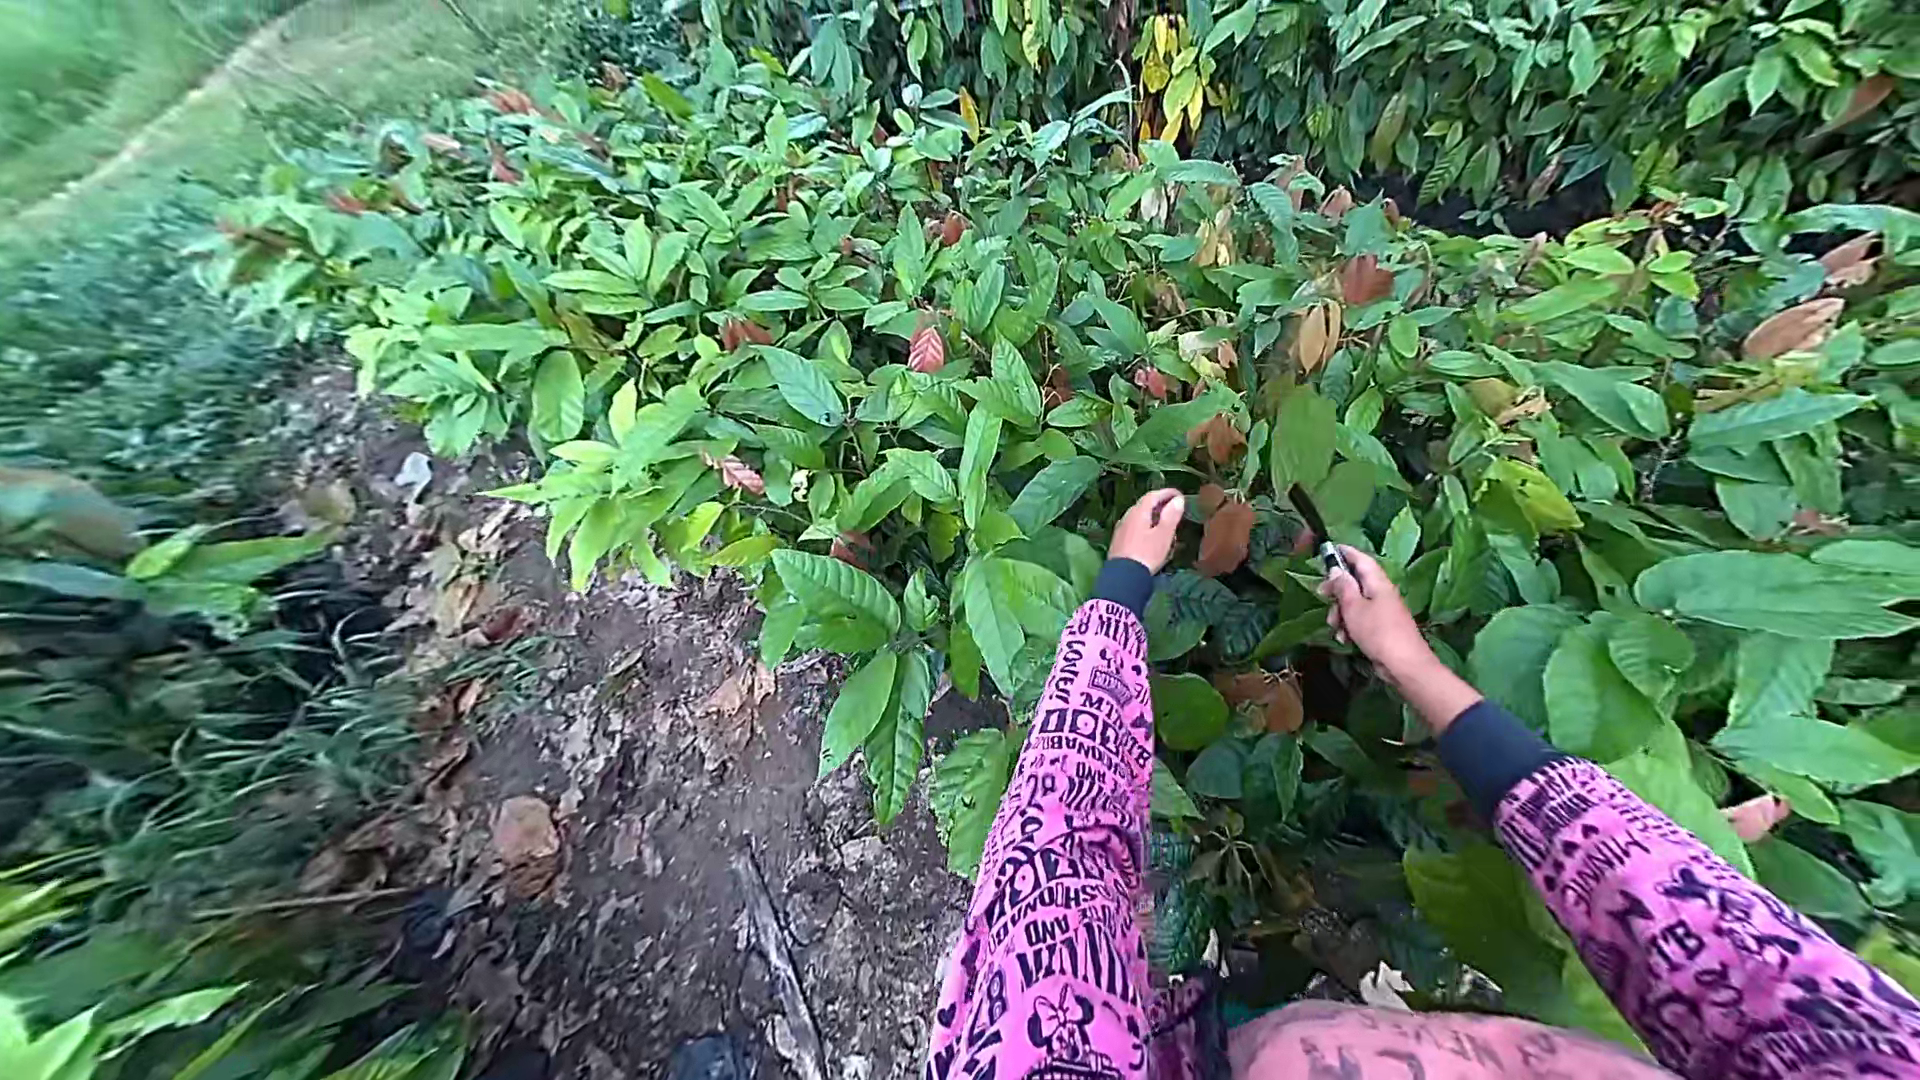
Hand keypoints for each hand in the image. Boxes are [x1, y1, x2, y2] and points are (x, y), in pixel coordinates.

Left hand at [1109, 488, 1184, 573]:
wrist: (1124, 576)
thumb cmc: (1147, 554)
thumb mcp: (1164, 535)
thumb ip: (1171, 516)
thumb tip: (1177, 500)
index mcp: (1138, 513)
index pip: (1152, 495)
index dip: (1167, 493)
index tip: (1179, 495)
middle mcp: (1127, 517)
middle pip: (1144, 504)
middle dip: (1160, 503)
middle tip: (1174, 508)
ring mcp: (1121, 528)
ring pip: (1138, 516)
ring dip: (1152, 515)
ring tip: (1165, 522)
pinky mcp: (1119, 540)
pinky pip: (1134, 526)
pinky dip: (1145, 525)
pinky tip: (1150, 535)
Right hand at [1316, 545, 1434, 680]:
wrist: (1404, 665)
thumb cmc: (1378, 632)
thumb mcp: (1353, 607)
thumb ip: (1343, 586)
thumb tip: (1336, 569)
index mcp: (1378, 584)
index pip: (1362, 560)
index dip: (1346, 552)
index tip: (1329, 548)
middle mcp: (1382, 593)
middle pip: (1354, 582)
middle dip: (1336, 590)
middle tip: (1322, 595)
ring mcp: (1382, 610)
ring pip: (1353, 602)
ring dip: (1340, 612)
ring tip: (1336, 627)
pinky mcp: (1381, 626)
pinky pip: (1359, 618)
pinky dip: (1349, 625)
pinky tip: (1345, 638)